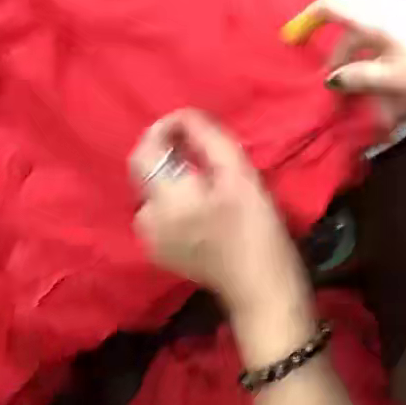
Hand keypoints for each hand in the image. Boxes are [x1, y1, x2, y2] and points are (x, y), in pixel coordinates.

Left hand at [129, 110, 312, 345]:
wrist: (262, 288)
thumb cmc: (256, 226)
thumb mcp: (239, 173)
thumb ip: (207, 138)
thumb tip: (184, 116)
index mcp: (166, 200)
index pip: (144, 150)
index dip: (163, 128)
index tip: (190, 121)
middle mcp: (147, 220)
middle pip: (144, 169)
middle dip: (168, 150)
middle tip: (202, 145)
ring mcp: (150, 240)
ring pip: (151, 189)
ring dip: (171, 172)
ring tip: (205, 172)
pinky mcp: (159, 252)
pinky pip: (157, 210)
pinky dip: (173, 195)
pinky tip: (201, 200)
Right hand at [282, 0, 405, 123]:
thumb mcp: (395, 78)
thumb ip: (359, 77)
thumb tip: (331, 80)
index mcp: (377, 18)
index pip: (333, 4)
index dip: (309, 17)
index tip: (293, 37)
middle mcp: (391, 17)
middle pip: (355, 32)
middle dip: (342, 61)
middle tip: (335, 93)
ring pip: (378, 49)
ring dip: (370, 77)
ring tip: (375, 114)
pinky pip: (400, 58)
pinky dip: (393, 80)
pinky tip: (401, 110)